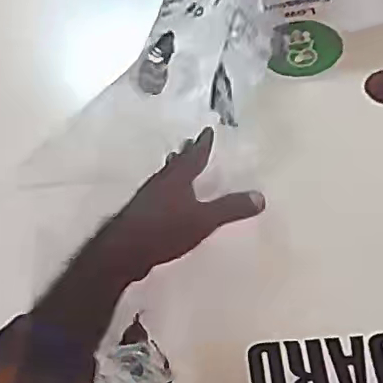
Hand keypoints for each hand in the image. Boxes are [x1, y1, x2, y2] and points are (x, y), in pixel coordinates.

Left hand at [85, 127, 264, 285]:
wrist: (123, 250)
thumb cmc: (164, 229)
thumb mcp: (204, 220)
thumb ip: (230, 208)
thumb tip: (259, 196)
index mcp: (177, 178)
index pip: (193, 156)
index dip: (202, 144)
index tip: (207, 131)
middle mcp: (159, 183)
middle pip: (175, 165)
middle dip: (184, 155)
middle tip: (188, 144)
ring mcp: (146, 199)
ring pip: (163, 179)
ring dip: (172, 172)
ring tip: (177, 169)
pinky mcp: (138, 216)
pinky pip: (156, 196)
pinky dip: (165, 192)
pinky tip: (165, 203)